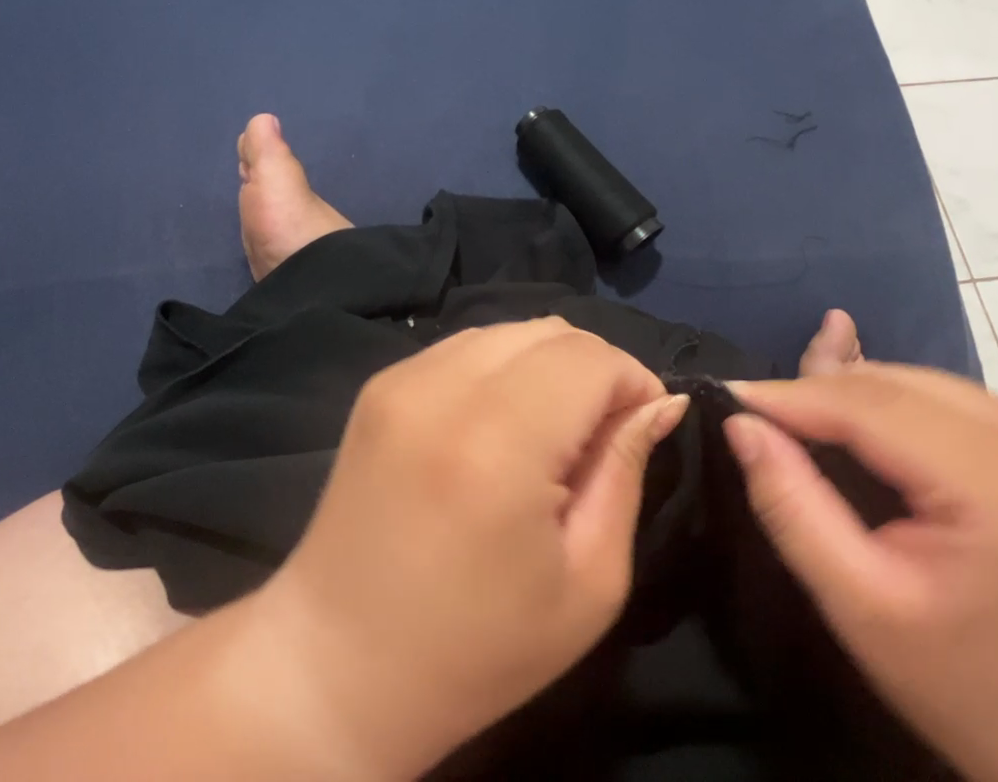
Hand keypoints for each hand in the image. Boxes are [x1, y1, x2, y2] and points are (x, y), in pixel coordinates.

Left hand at [253, 318, 688, 777]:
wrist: (337, 666)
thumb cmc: (478, 650)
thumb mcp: (588, 582)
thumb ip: (625, 473)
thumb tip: (660, 403)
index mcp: (498, 443)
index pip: (593, 358)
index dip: (636, 382)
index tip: (642, 432)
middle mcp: (441, 390)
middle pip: (553, 332)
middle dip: (597, 370)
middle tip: (601, 439)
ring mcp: (400, 382)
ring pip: (509, 331)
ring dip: (550, 367)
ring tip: (551, 436)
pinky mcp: (378, 389)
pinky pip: (466, 348)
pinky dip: (504, 371)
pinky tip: (502, 429)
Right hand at [723, 369, 997, 781]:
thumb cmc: (955, 679)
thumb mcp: (857, 603)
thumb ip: (793, 507)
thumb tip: (742, 425)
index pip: (875, 408)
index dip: (795, 396)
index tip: (727, 396)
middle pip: (897, 385)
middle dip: (817, 391)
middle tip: (752, 411)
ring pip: (917, 382)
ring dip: (850, 394)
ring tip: (791, 416)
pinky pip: (943, 397)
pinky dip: (887, 403)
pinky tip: (850, 421)